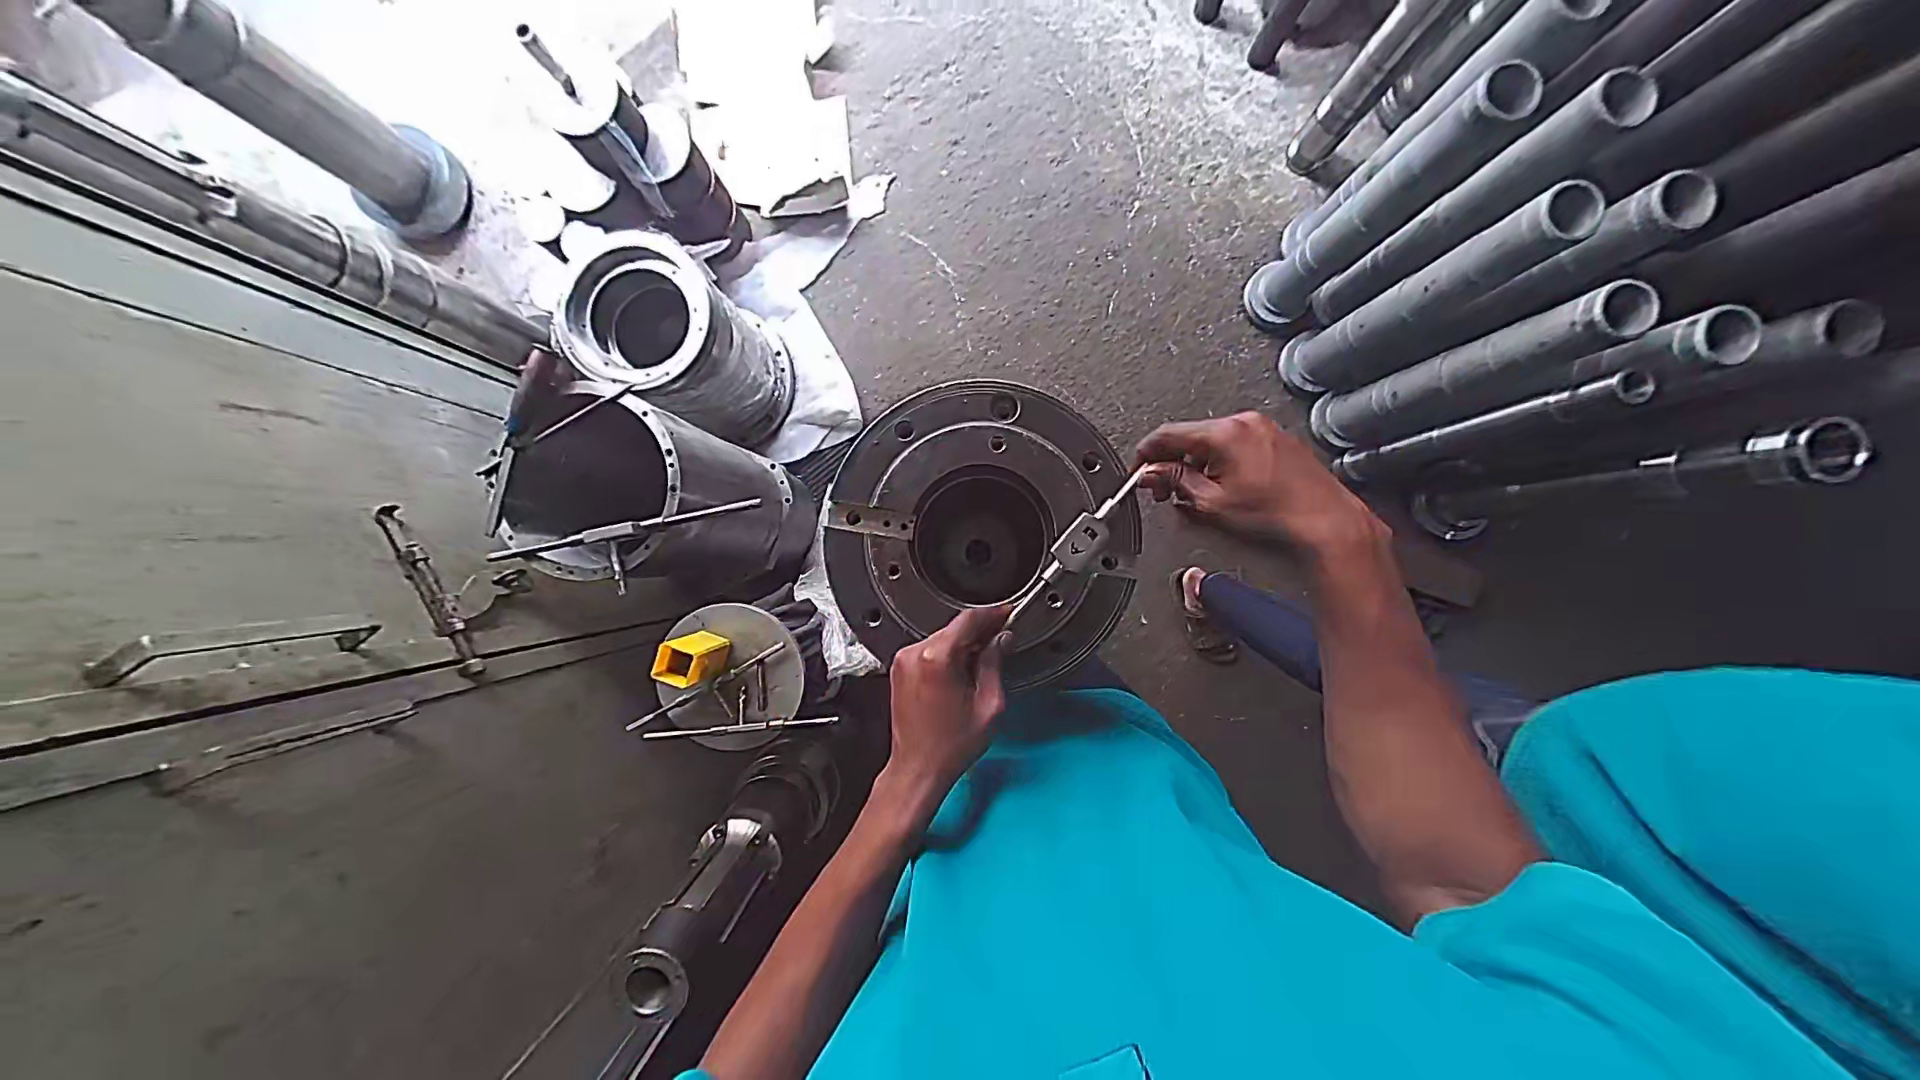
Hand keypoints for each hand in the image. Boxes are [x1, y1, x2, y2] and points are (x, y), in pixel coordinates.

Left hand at [884, 606, 1012, 802]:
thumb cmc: (950, 746)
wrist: (918, 767)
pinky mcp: (900, 669)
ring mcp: (904, 661)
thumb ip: (996, 663)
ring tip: (981, 665)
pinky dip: (948, 654)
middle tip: (1001, 640)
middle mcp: (915, 654)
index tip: (1007, 614)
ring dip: (964, 644)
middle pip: (955, 628)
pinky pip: (930, 650)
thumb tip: (1001, 640)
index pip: (969, 619)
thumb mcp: (989, 704)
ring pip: (943, 638)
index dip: (993, 614)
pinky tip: (961, 673)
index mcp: (937, 659)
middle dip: (980, 632)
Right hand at [1135, 411, 1383, 555]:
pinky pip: (1232, 444)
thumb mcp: (1210, 502)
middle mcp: (1244, 423)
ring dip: (1194, 464)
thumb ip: (1174, 481)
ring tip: (1195, 494)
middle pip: (1188, 437)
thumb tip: (1152, 473)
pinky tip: (1220, 487)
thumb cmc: (1278, 512)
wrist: (1323, 520)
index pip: (1167, 434)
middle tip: (1162, 490)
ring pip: (1209, 441)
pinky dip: (1217, 462)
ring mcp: (1261, 428)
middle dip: (1171, 463)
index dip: (1145, 455)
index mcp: (1225, 432)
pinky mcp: (1273, 439)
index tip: (1139, 471)